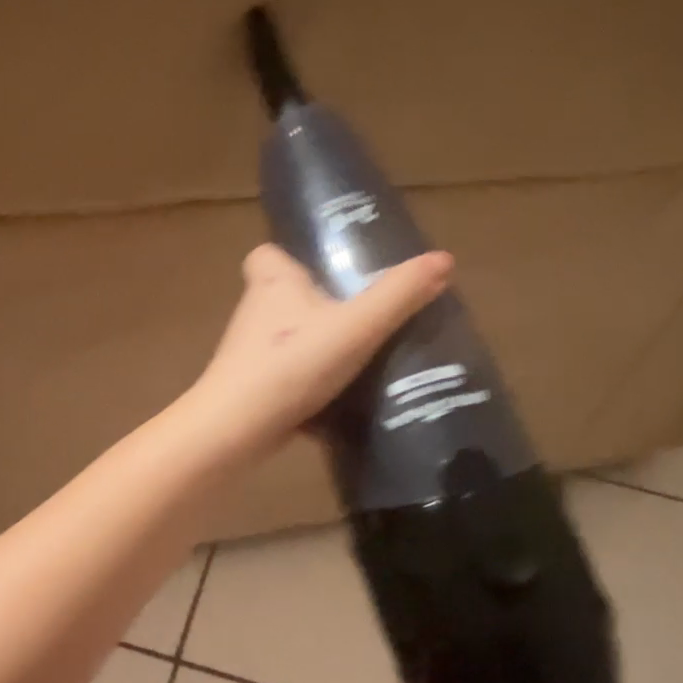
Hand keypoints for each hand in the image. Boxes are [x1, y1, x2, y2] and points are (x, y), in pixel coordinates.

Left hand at [180, 243, 451, 458]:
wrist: (238, 429)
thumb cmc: (292, 364)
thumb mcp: (357, 326)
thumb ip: (398, 295)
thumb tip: (444, 259)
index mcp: (274, 284)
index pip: (268, 254)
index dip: (290, 257)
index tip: (324, 270)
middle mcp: (255, 314)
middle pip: (282, 299)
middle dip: (313, 307)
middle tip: (359, 320)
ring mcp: (248, 356)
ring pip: (284, 344)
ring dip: (313, 351)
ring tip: (358, 362)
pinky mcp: (251, 392)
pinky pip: (285, 383)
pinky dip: (307, 392)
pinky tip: (340, 408)